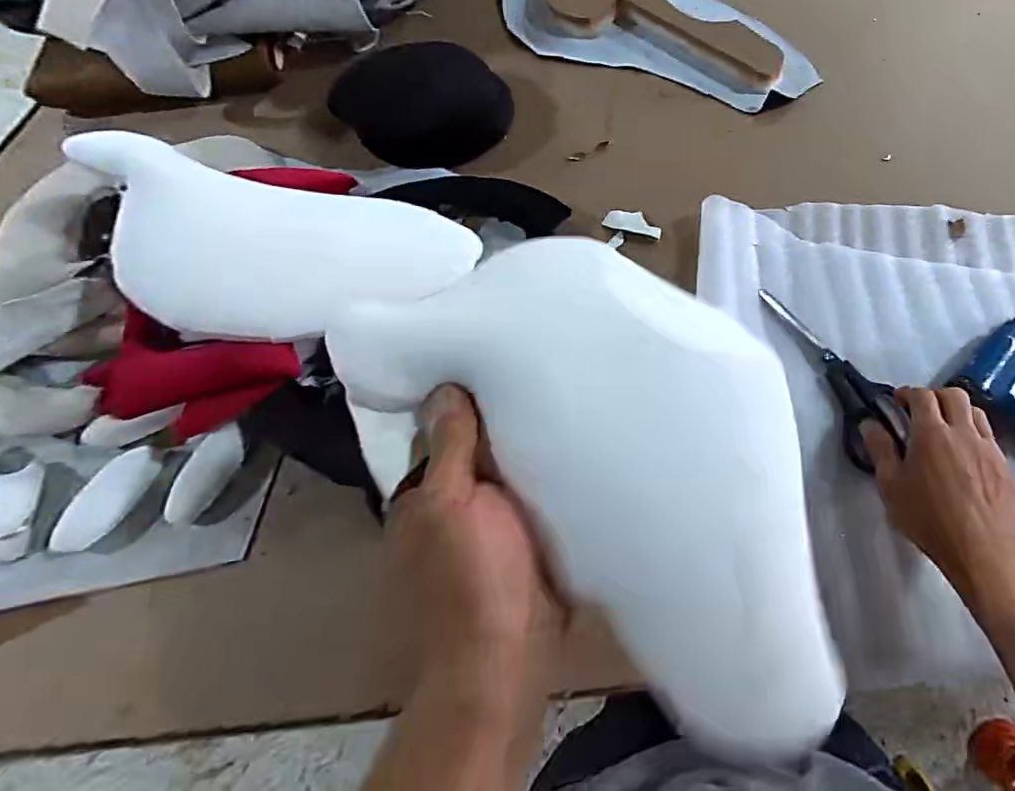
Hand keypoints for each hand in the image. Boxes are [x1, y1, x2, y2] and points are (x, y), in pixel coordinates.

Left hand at [387, 385, 565, 702]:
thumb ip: (450, 448)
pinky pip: (546, 493)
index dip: (472, 400)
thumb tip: (443, 388)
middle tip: (555, 372)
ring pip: (519, 471)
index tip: (507, 361)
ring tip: (579, 397)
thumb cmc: (471, 577)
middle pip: (487, 450)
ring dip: (540, 446)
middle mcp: (458, 506)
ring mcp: (497, 524)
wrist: (508, 653)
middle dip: (514, 420)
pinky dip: (560, 474)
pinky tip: (588, 447)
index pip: (447, 432)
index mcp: (426, 495)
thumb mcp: (450, 504)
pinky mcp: (534, 537)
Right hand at [861, 386, 1014, 601]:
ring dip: (959, 411)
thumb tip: (870, 424)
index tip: (898, 401)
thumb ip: (880, 451)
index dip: (908, 393)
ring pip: (976, 411)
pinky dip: (975, 434)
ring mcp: (988, 447)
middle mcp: (963, 432)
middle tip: (923, 411)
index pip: (922, 396)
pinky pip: (990, 436)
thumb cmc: (930, 521)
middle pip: (953, 394)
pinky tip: (968, 454)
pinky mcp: (1004, 464)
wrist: (981, 551)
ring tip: (948, 428)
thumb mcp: (892, 488)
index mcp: (932, 433)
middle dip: (936, 395)